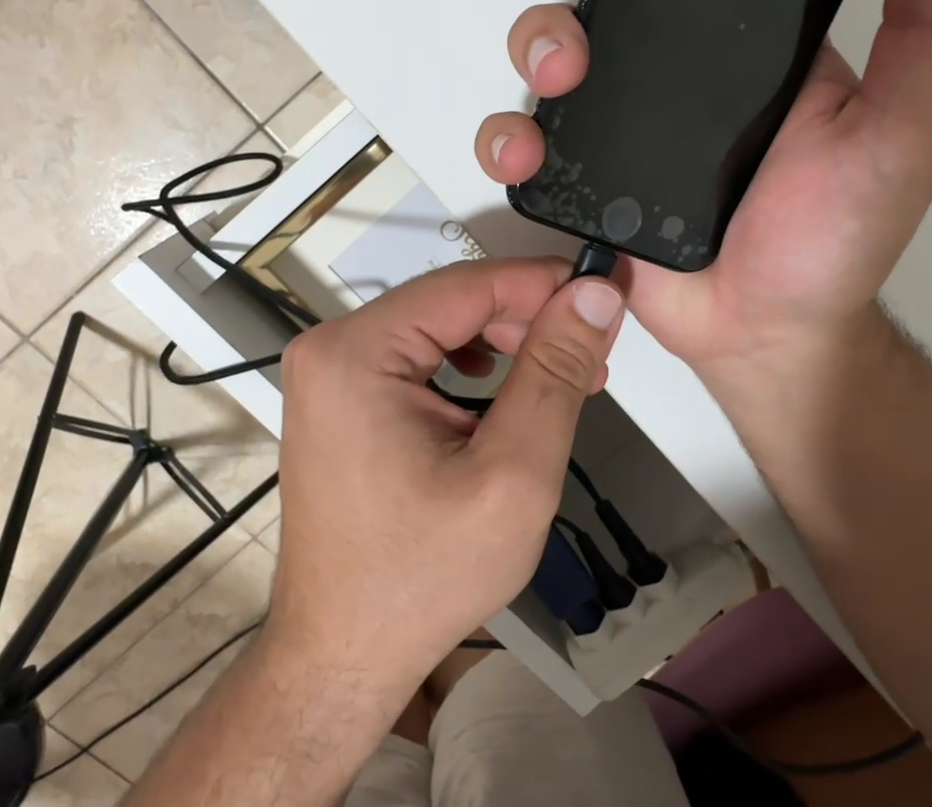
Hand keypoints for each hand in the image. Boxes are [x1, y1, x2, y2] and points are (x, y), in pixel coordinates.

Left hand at [265, 257, 624, 689]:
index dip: (544, 283)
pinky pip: (414, 358)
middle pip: (450, 302)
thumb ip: (555, 371)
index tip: (603, 295)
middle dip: (526, 321)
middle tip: (589, 355)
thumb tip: (592, 296)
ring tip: (558, 381)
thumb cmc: (419, 578)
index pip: (468, 284)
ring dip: (502, 344)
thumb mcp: (512, 471)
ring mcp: (328, 376)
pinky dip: (466, 368)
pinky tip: (501, 397)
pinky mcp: (340, 400)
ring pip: (436, 328)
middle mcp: (329, 351)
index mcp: (355, 355)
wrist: (348, 649)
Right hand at [476, 0, 931, 385]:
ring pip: (552, 56)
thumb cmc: (834, 244)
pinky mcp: (581, 185)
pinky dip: (507, 139)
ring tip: (563, 76)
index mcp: (743, 50)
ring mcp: (618, 132)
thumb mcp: (901, 132)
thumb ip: (927, 34)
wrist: (767, 333)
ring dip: (537, 43)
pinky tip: (526, 153)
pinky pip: (527, 147)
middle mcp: (671, 80)